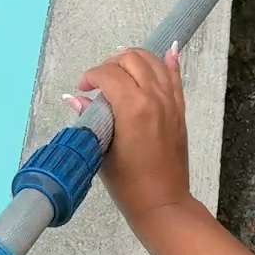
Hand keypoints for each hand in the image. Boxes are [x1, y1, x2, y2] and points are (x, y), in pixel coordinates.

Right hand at [69, 46, 192, 224]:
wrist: (163, 203)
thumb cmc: (129, 184)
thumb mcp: (101, 150)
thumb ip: (90, 118)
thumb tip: (75, 98)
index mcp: (133, 107)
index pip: (108, 73)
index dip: (91, 76)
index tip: (83, 88)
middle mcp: (154, 98)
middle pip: (131, 59)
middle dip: (110, 63)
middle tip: (99, 82)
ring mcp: (170, 102)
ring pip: (154, 61)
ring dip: (134, 59)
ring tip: (120, 70)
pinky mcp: (179, 110)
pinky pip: (175, 77)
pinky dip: (169, 62)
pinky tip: (168, 52)